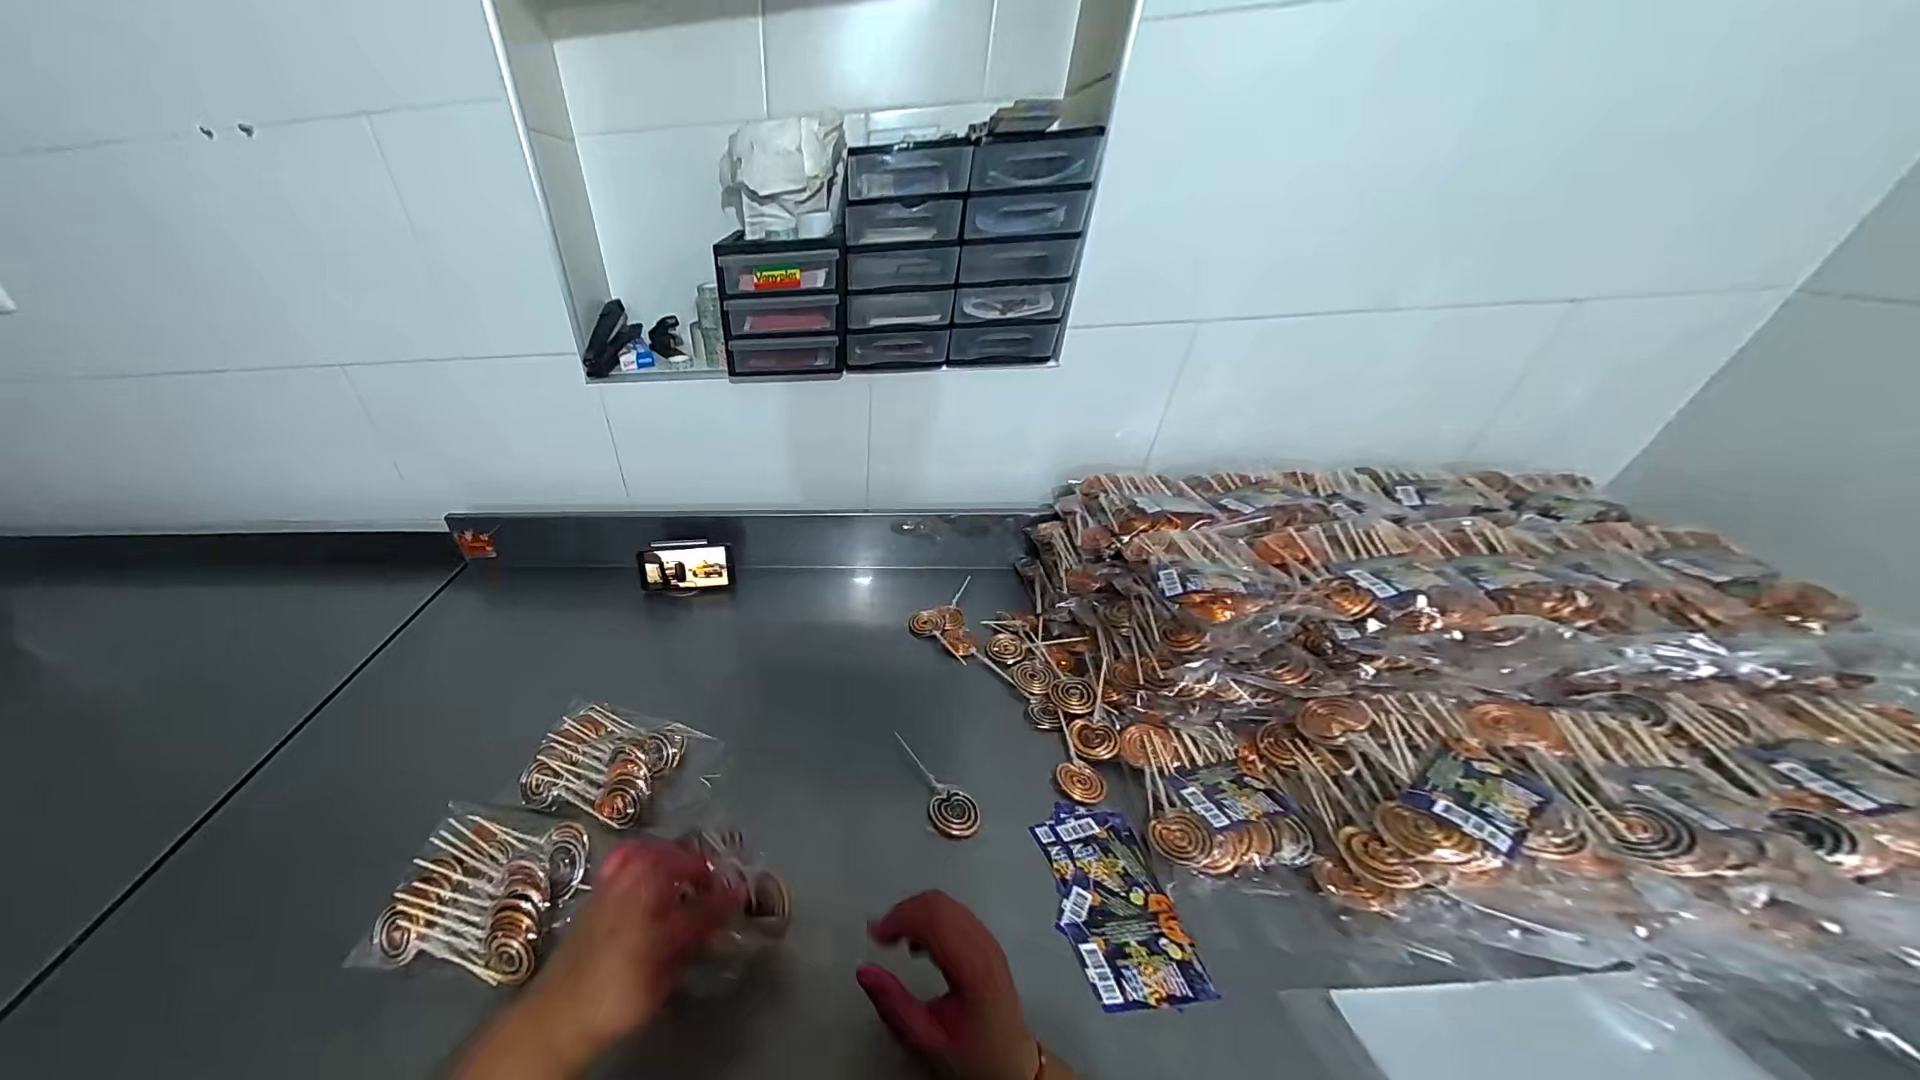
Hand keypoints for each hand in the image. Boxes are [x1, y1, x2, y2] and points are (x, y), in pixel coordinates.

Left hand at [452, 839, 743, 1079]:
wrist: (556, 1016)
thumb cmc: (614, 1005)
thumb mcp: (660, 986)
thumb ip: (688, 949)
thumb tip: (714, 923)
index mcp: (653, 934)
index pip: (700, 908)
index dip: (724, 900)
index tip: (740, 893)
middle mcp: (632, 904)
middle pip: (674, 867)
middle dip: (698, 867)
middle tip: (710, 879)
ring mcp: (611, 892)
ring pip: (649, 855)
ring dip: (673, 856)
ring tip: (685, 867)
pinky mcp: (596, 891)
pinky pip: (623, 857)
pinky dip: (642, 851)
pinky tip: (650, 862)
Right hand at [855, 891, 1043, 1079]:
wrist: (1009, 1059)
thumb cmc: (976, 1053)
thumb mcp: (926, 1037)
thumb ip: (893, 1004)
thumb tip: (866, 973)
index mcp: (973, 967)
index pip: (934, 919)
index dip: (900, 918)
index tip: (877, 932)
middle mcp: (985, 945)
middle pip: (939, 904)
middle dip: (903, 912)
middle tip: (881, 932)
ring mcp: (988, 940)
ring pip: (946, 903)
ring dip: (915, 912)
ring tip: (895, 936)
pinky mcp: (985, 939)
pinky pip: (954, 911)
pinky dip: (929, 916)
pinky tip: (918, 940)